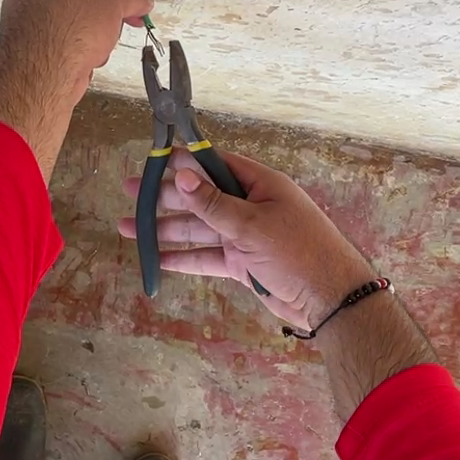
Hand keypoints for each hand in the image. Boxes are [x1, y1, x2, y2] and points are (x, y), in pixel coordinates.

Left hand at [0, 0, 150, 86]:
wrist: (47, 71)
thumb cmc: (65, 28)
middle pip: (82, 3)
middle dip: (103, 17)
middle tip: (117, 22)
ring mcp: (32, 28)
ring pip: (77, 30)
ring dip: (94, 39)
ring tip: (97, 44)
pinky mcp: (38, 56)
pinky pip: (69, 51)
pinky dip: (81, 57)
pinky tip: (85, 60)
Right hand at [120, 149, 377, 331]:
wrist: (331, 300)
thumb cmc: (299, 252)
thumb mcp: (252, 225)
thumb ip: (213, 204)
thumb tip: (182, 175)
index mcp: (260, 184)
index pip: (215, 164)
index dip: (185, 162)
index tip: (155, 159)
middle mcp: (251, 206)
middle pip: (201, 196)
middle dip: (166, 196)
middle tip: (131, 191)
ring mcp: (245, 236)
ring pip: (199, 228)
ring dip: (166, 230)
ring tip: (129, 229)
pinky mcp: (243, 263)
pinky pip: (206, 256)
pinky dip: (183, 258)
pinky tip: (156, 260)